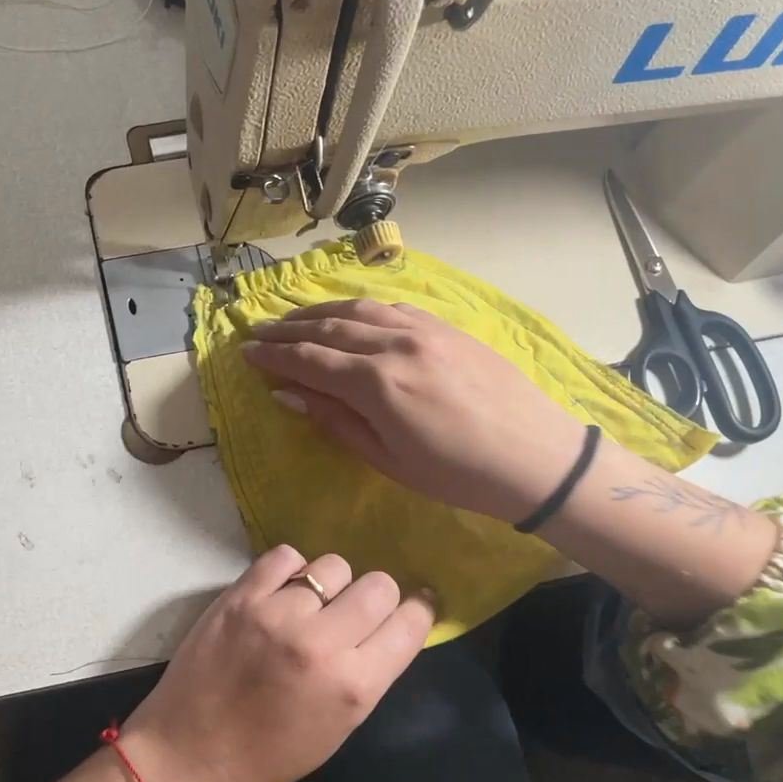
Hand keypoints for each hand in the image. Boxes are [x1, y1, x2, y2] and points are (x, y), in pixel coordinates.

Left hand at [118, 546, 433, 781]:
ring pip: (332, 566)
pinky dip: (289, 570)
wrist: (191, 753)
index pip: (410, 623)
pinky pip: (285, 556)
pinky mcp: (240, 596)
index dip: (416, 610)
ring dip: (329, 584)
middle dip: (374, 597)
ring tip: (309, 605)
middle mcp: (321, 644)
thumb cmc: (270, 754)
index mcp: (354, 686)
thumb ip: (367, 672)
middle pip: (377, 586)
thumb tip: (388, 624)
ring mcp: (277, 614)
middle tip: (352, 612)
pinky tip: (280, 592)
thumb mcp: (339, 725)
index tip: (412, 605)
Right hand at [244, 299, 586, 520]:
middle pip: (326, 328)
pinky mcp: (445, 326)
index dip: (273, 356)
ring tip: (291, 319)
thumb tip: (287, 395)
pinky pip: (390, 308)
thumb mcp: (388, 460)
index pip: (309, 360)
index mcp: (376, 383)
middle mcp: (394, 345)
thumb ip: (335, 420)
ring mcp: (422, 329)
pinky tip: (346, 315)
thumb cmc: (457, 473)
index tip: (245, 352)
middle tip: (257, 332)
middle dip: (286, 330)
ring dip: (317, 312)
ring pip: (356, 310)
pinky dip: (358, 308)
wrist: (537, 458)